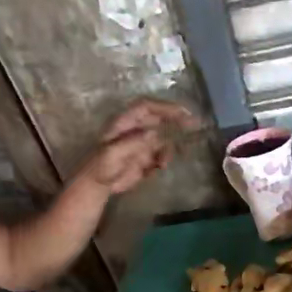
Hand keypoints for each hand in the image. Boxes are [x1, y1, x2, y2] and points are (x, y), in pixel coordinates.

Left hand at [72, 98, 200, 197]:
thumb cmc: (101, 166)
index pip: (147, 107)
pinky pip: (161, 156)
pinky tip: (159, 168)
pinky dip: (164, 161)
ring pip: (163, 139)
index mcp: (125, 123)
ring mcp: (142, 145)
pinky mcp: (146, 159)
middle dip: (175, 120)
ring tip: (163, 163)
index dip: (164, 106)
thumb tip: (154, 133)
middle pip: (159, 119)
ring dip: (168, 149)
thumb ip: (133, 143)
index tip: (183, 112)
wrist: (98, 185)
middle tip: (193, 124)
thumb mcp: (113, 153)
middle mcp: (136, 130)